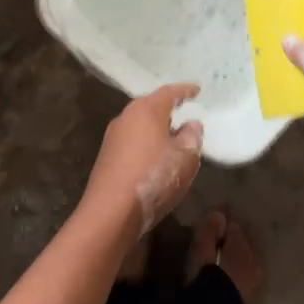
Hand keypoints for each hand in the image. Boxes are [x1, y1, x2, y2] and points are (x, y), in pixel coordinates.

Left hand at [82, 84, 203, 235]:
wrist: (110, 213)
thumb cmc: (154, 177)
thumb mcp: (186, 157)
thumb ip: (192, 136)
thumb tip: (191, 124)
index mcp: (146, 110)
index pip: (169, 92)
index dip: (185, 90)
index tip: (197, 90)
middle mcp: (126, 117)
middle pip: (150, 106)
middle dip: (168, 108)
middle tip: (185, 112)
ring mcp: (112, 138)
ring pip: (140, 125)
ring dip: (156, 128)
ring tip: (173, 137)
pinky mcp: (106, 158)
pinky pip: (132, 142)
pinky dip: (146, 144)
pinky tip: (155, 157)